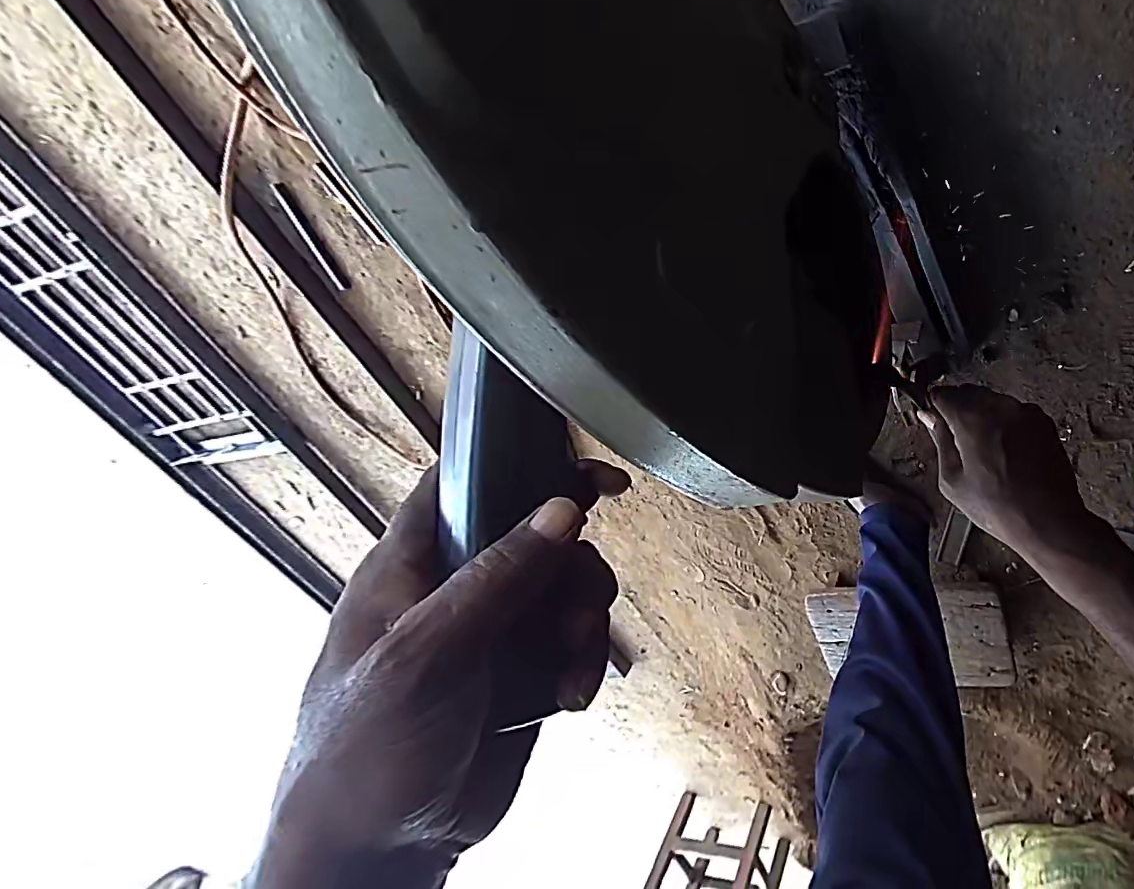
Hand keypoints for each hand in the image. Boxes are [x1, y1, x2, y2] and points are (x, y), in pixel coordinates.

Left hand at [251, 460, 628, 888]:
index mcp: (410, 569)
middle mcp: (459, 587)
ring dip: (583, 624)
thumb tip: (560, 511)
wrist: (381, 857)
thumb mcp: (424, 657)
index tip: (592, 478)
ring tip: (564, 665)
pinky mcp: (525, 660)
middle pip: (546, 536)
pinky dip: (584, 659)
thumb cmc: (362, 759)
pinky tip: (566, 693)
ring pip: (572, 585)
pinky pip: (579, 634)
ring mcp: (495, 625)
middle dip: (574, 573)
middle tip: (572, 609)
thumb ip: (495, 578)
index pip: (467, 483)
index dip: (526, 463)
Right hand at [919, 385, 1118, 569]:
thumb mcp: (953, 480)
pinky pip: (1016, 412)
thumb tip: (929, 418)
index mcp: (972, 419)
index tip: (933, 419)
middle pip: (969, 393)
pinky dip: (1007, 423)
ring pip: (993, 401)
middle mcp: (1000, 407)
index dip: (934, 406)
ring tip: (985, 451)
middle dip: (959, 409)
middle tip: (957, 439)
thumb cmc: (1000, 508)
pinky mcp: (1043, 422)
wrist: (1048, 521)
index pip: (943, 394)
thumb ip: (940, 440)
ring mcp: (1025, 412)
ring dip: (984, 415)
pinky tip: (1007, 451)